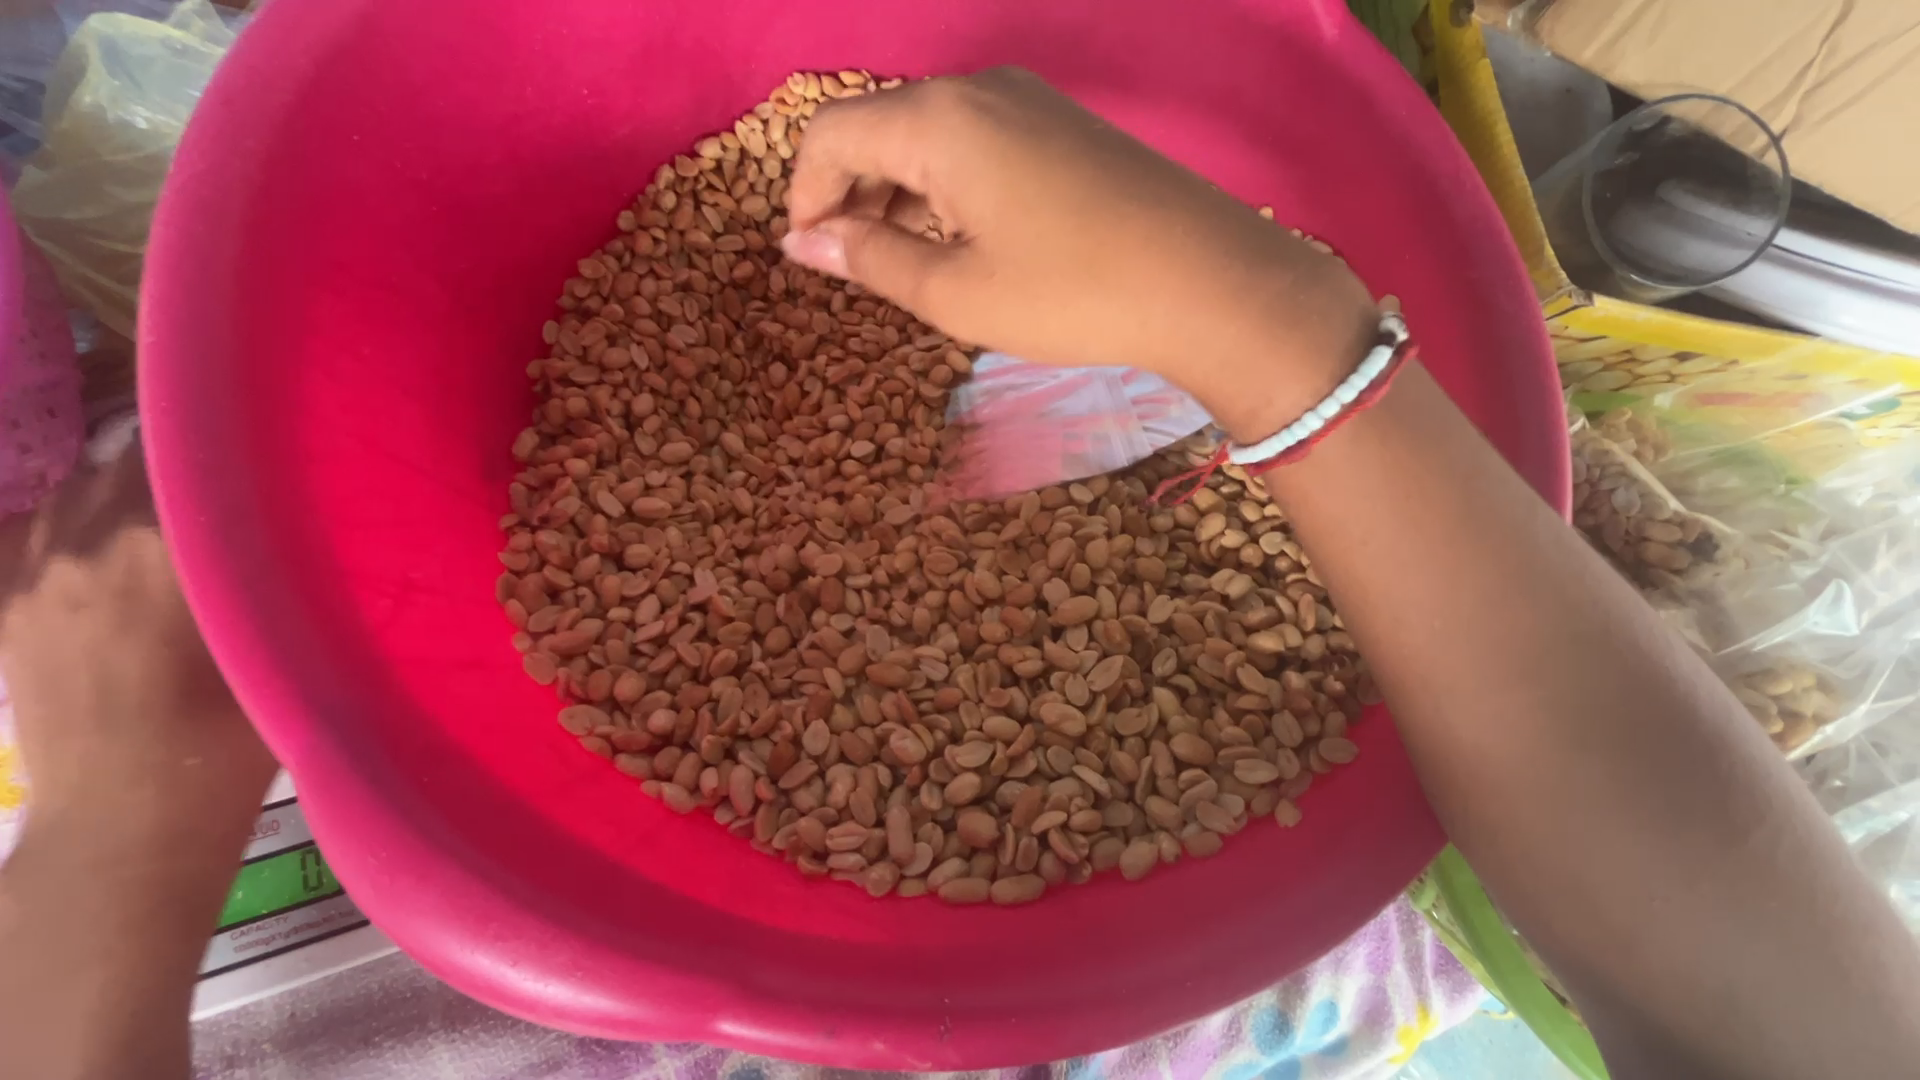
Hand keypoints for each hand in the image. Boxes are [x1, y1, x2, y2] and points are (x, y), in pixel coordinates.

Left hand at [0, 424, 272, 837]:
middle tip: (224, 482)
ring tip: (165, 511)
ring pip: (77, 493)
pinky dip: (68, 526)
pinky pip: (30, 534)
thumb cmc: (241, 723)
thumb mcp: (287, 631)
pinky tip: (98, 543)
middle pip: (132, 464)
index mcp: (173, 541)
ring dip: (121, 492)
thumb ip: (281, 563)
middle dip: (177, 464)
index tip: (264, 444)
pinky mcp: (4, 605)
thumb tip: (298, 515)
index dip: (226, 440)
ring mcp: (35, 571)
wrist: (139, 802)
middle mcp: (94, 539)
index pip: (191, 450)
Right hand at [779, 67, 1378, 441]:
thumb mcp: (956, 293)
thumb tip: (803, 244)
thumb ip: (870, 261)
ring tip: (905, 263)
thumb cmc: (1070, 295)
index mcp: (939, 119)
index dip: (804, 194)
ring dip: (899, 194)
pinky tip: (962, 240)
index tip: (808, 254)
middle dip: (851, 194)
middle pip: (880, 127)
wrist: (1206, 281)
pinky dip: (947, 188)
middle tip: (855, 266)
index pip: (831, 133)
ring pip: (930, 136)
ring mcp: (1027, 100)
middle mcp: (978, 88)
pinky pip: (976, 143)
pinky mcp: (1062, 125)